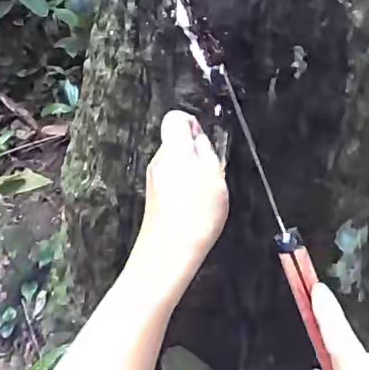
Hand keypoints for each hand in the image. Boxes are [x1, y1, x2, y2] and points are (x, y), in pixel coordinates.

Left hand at [128, 110, 228, 295]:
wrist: (169, 252)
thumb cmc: (194, 217)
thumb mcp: (214, 176)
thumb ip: (207, 151)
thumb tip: (201, 138)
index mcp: (174, 150)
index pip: (176, 118)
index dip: (193, 124)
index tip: (206, 140)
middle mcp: (159, 161)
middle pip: (177, 141)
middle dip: (196, 152)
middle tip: (211, 172)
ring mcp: (154, 179)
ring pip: (176, 162)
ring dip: (192, 172)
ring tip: (205, 194)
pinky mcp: (155, 196)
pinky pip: (173, 181)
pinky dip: (185, 188)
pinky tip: (196, 207)